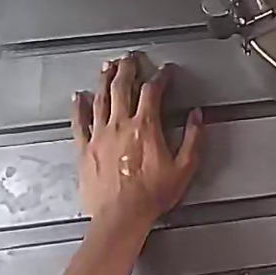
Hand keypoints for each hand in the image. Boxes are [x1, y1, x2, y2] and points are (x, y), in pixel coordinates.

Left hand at [73, 54, 203, 228]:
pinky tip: (78, 96)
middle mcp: (120, 125)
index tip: (166, 72)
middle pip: (121, 87)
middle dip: (127, 69)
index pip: (153, 92)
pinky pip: (79, 122)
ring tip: (107, 66)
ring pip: (100, 98)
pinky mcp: (85, 149)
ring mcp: (99, 135)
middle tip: (130, 58)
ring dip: (104, 79)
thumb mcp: (184, 167)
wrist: (121, 216)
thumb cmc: (152, 195)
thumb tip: (197, 116)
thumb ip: (193, 138)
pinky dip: (78, 106)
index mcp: (146, 127)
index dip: (161, 77)